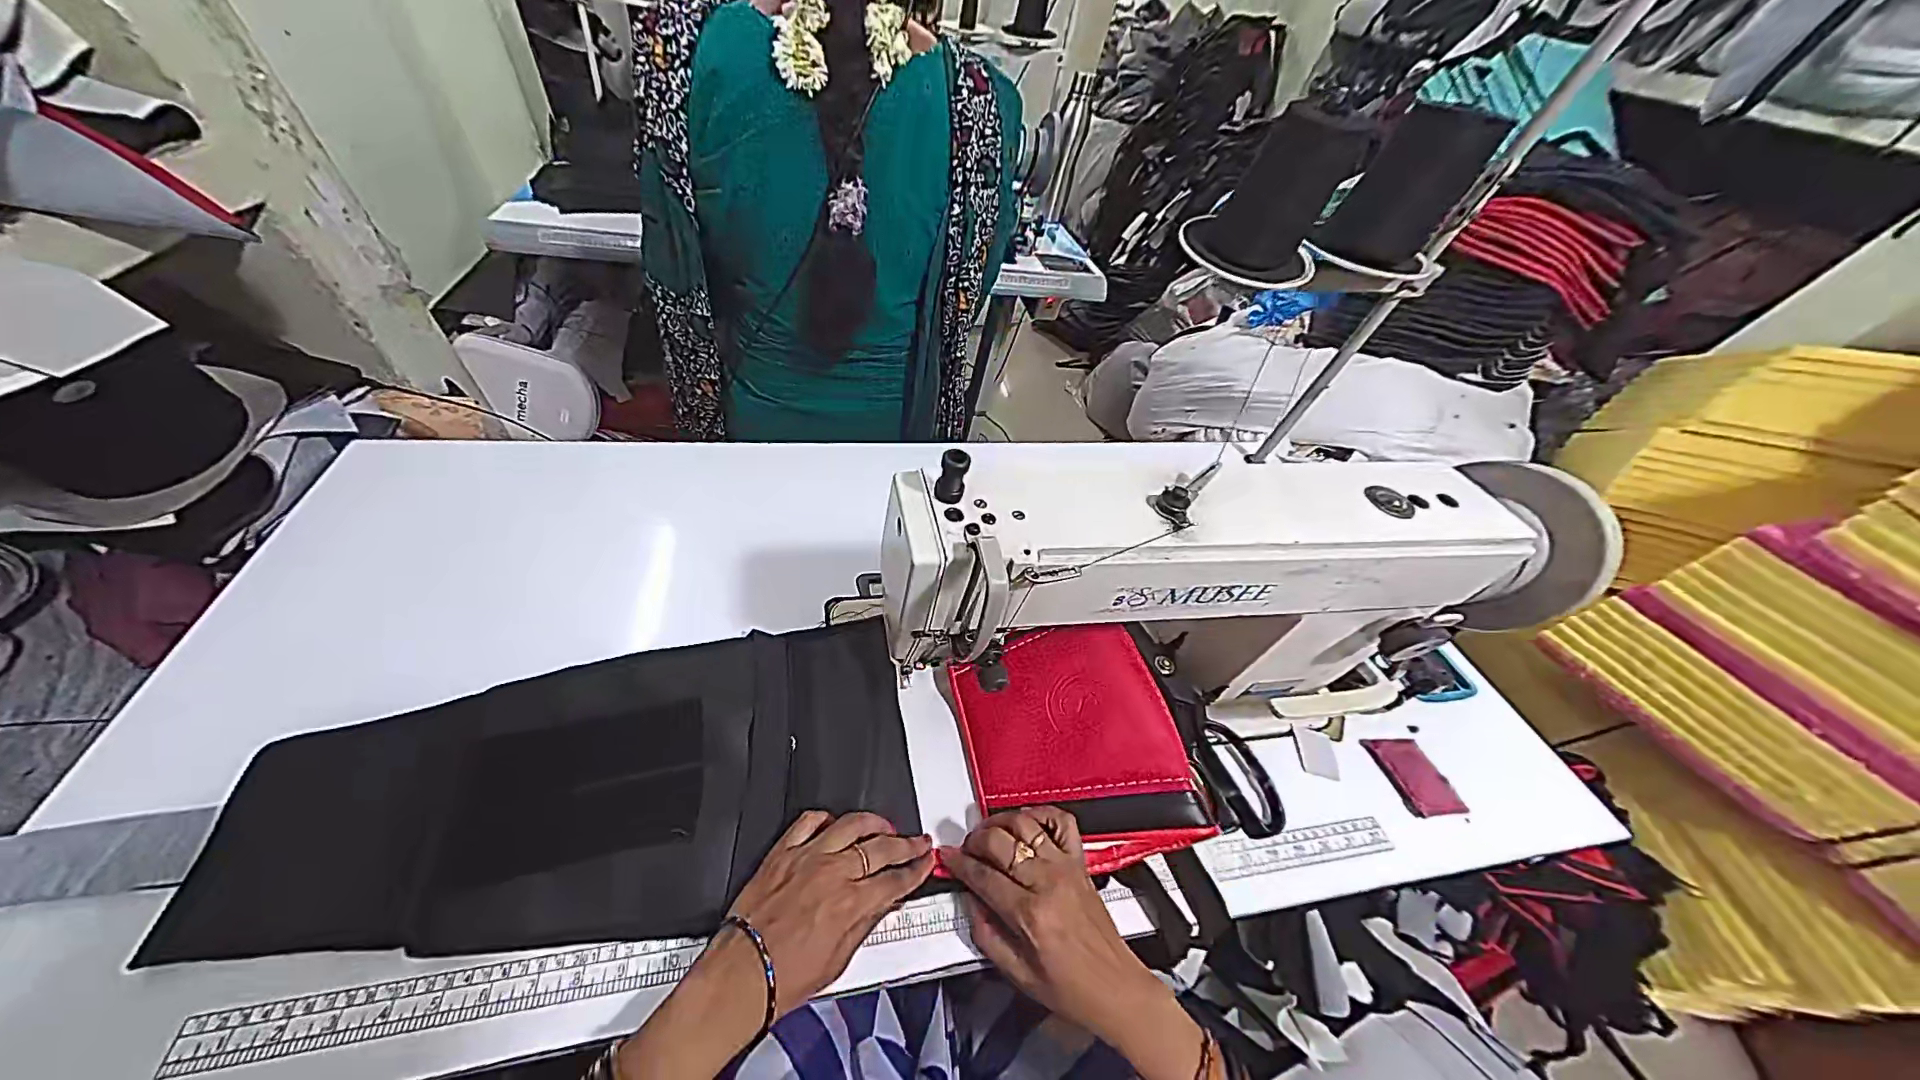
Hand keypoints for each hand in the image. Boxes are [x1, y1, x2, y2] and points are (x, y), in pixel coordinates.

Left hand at [729, 809, 934, 1011]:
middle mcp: (833, 874)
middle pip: (882, 847)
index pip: (896, 878)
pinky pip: (810, 821)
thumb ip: (865, 923)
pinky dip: (826, 818)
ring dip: (875, 822)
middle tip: (917, 841)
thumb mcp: (840, 960)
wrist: (743, 974)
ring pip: (851, 824)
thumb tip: (882, 905)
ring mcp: (808, 858)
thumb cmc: (784, 976)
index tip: (924, 862)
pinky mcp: (784, 852)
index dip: (916, 869)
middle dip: (907, 844)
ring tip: (884, 825)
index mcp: (851, 903)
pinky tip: (835, 822)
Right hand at [944, 808, 1211, 1079]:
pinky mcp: (1080, 862)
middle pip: (999, 842)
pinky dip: (1041, 813)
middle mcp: (1049, 884)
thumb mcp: (1018, 974)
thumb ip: (987, 935)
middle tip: (967, 849)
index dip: (960, 863)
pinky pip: (1062, 821)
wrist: (1115, 989)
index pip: (983, 875)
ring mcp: (1067, 868)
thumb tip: (970, 903)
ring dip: (1000, 822)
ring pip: (1025, 824)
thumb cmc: (1074, 988)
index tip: (949, 858)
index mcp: (1030, 916)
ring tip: (989, 833)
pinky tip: (1026, 820)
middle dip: (974, 841)